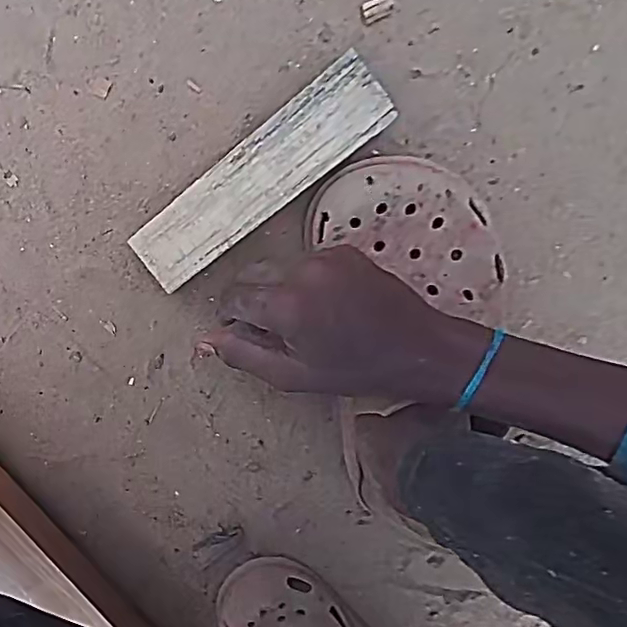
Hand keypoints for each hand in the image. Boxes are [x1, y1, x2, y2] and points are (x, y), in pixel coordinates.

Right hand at [200, 246, 490, 403]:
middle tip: (271, 329)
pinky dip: (300, 279)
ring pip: (275, 267)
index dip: (230, 316)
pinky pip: (302, 260)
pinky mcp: (341, 250)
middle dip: (250, 300)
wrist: (419, 348)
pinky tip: (322, 304)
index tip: (241, 330)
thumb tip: (207, 342)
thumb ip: (243, 355)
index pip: (232, 297)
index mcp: (286, 306)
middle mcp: (302, 272)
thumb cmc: (360, 368)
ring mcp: (324, 257)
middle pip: (249, 275)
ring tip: (303, 318)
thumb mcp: (293, 375)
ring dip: (275, 288)